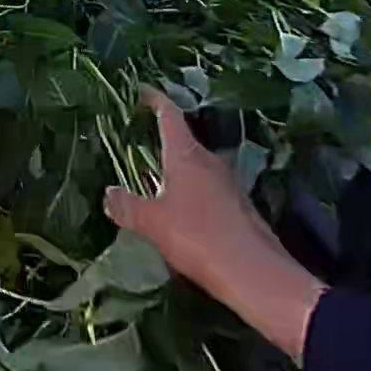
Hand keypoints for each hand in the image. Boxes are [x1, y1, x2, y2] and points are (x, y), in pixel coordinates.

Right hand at [104, 86, 327, 361]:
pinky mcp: (241, 209)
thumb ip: (128, 206)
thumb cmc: (201, 238)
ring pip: (197, 165)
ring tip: (155, 175)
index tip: (141, 90)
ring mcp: (229, 185)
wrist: (261, 280)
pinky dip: (192, 189)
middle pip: (184, 139)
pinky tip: (181, 209)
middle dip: (162, 136)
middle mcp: (210, 162)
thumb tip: (109, 192)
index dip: (155, 99)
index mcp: (186, 155)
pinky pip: (209, 188)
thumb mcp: (153, 223)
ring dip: (178, 166)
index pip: (169, 114)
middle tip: (139, 137)